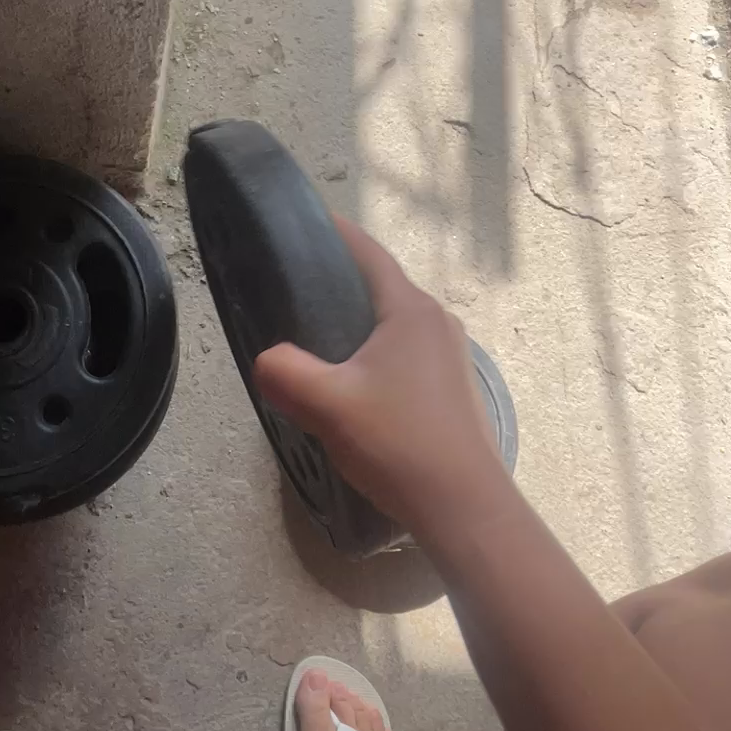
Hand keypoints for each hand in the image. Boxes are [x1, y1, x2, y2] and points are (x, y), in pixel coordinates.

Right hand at [253, 216, 515, 538]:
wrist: (464, 509)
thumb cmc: (399, 443)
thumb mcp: (327, 405)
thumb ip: (284, 373)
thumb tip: (266, 361)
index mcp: (410, 310)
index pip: (369, 253)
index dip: (336, 233)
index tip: (304, 222)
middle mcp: (436, 322)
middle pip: (381, 285)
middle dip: (340, 281)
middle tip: (293, 290)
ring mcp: (450, 355)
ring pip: (393, 321)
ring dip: (358, 321)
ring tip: (316, 339)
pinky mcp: (451, 386)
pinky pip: (405, 349)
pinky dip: (375, 349)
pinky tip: (353, 381)